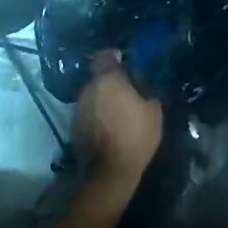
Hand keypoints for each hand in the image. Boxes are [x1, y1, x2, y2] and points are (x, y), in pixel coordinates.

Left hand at [73, 51, 163, 198]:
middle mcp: (89, 88)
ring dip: (103, 98)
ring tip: (117, 109)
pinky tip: (108, 124)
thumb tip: (144, 85)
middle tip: (126, 89)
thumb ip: (147, 91)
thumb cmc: (136, 135)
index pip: (106, 57)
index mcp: (109, 80)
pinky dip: (96, 113)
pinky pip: (88, 111)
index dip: (115, 58)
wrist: (111, 170)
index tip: (125, 62)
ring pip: (92, 94)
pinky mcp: (74, 124)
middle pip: (99, 77)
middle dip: (110, 81)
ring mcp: (79, 107)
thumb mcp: (154, 111)